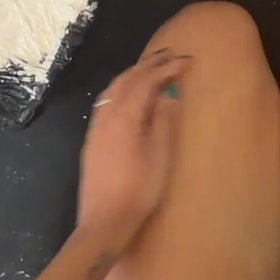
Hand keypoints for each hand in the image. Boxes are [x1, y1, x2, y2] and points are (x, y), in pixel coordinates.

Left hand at [76, 49, 189, 256]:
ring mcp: (96, 128)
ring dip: (133, 74)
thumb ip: (163, 122)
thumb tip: (168, 95)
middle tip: (171, 55)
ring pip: (113, 89)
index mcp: (124, 117)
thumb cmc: (138, 192)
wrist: (103, 223)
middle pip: (126, 80)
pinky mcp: (93, 140)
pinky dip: (122, 88)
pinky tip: (131, 95)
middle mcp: (106, 116)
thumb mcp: (159, 157)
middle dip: (149, 64)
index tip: (187, 61)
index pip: (146, 82)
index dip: (167, 68)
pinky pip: (107, 101)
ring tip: (152, 69)